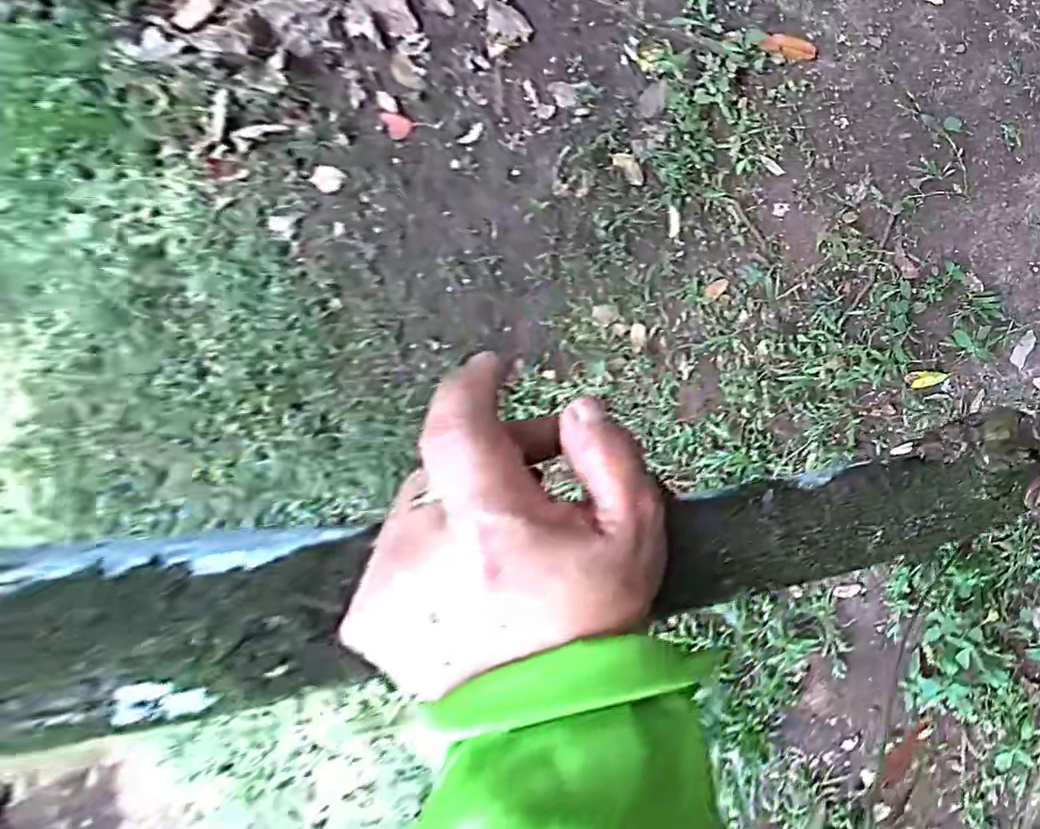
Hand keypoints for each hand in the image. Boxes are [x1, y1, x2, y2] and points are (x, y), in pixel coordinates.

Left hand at [339, 353, 666, 699]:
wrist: (549, 710)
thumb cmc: (600, 609)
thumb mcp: (635, 524)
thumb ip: (611, 453)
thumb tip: (578, 407)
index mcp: (491, 523)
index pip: (457, 428)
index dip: (472, 385)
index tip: (494, 365)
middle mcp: (421, 547)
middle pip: (448, 460)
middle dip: (501, 447)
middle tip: (555, 466)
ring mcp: (386, 583)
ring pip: (424, 498)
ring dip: (473, 490)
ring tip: (524, 522)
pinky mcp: (369, 614)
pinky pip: (404, 541)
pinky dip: (445, 531)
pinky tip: (484, 562)